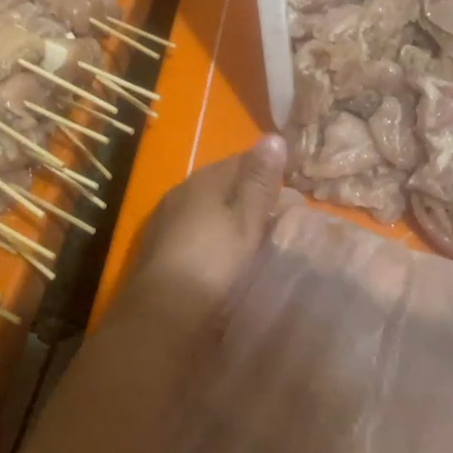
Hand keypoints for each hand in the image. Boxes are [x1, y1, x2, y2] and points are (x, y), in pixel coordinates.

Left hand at [117, 136, 288, 334]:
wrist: (160, 316)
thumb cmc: (211, 263)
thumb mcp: (244, 221)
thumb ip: (258, 182)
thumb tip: (273, 137)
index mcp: (203, 180)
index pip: (241, 160)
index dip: (268, 173)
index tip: (293, 196)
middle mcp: (180, 193)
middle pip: (223, 185)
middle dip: (250, 197)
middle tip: (280, 222)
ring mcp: (166, 221)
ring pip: (207, 209)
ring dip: (231, 219)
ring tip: (257, 241)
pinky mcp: (159, 250)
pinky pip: (195, 232)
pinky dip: (213, 238)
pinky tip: (225, 258)